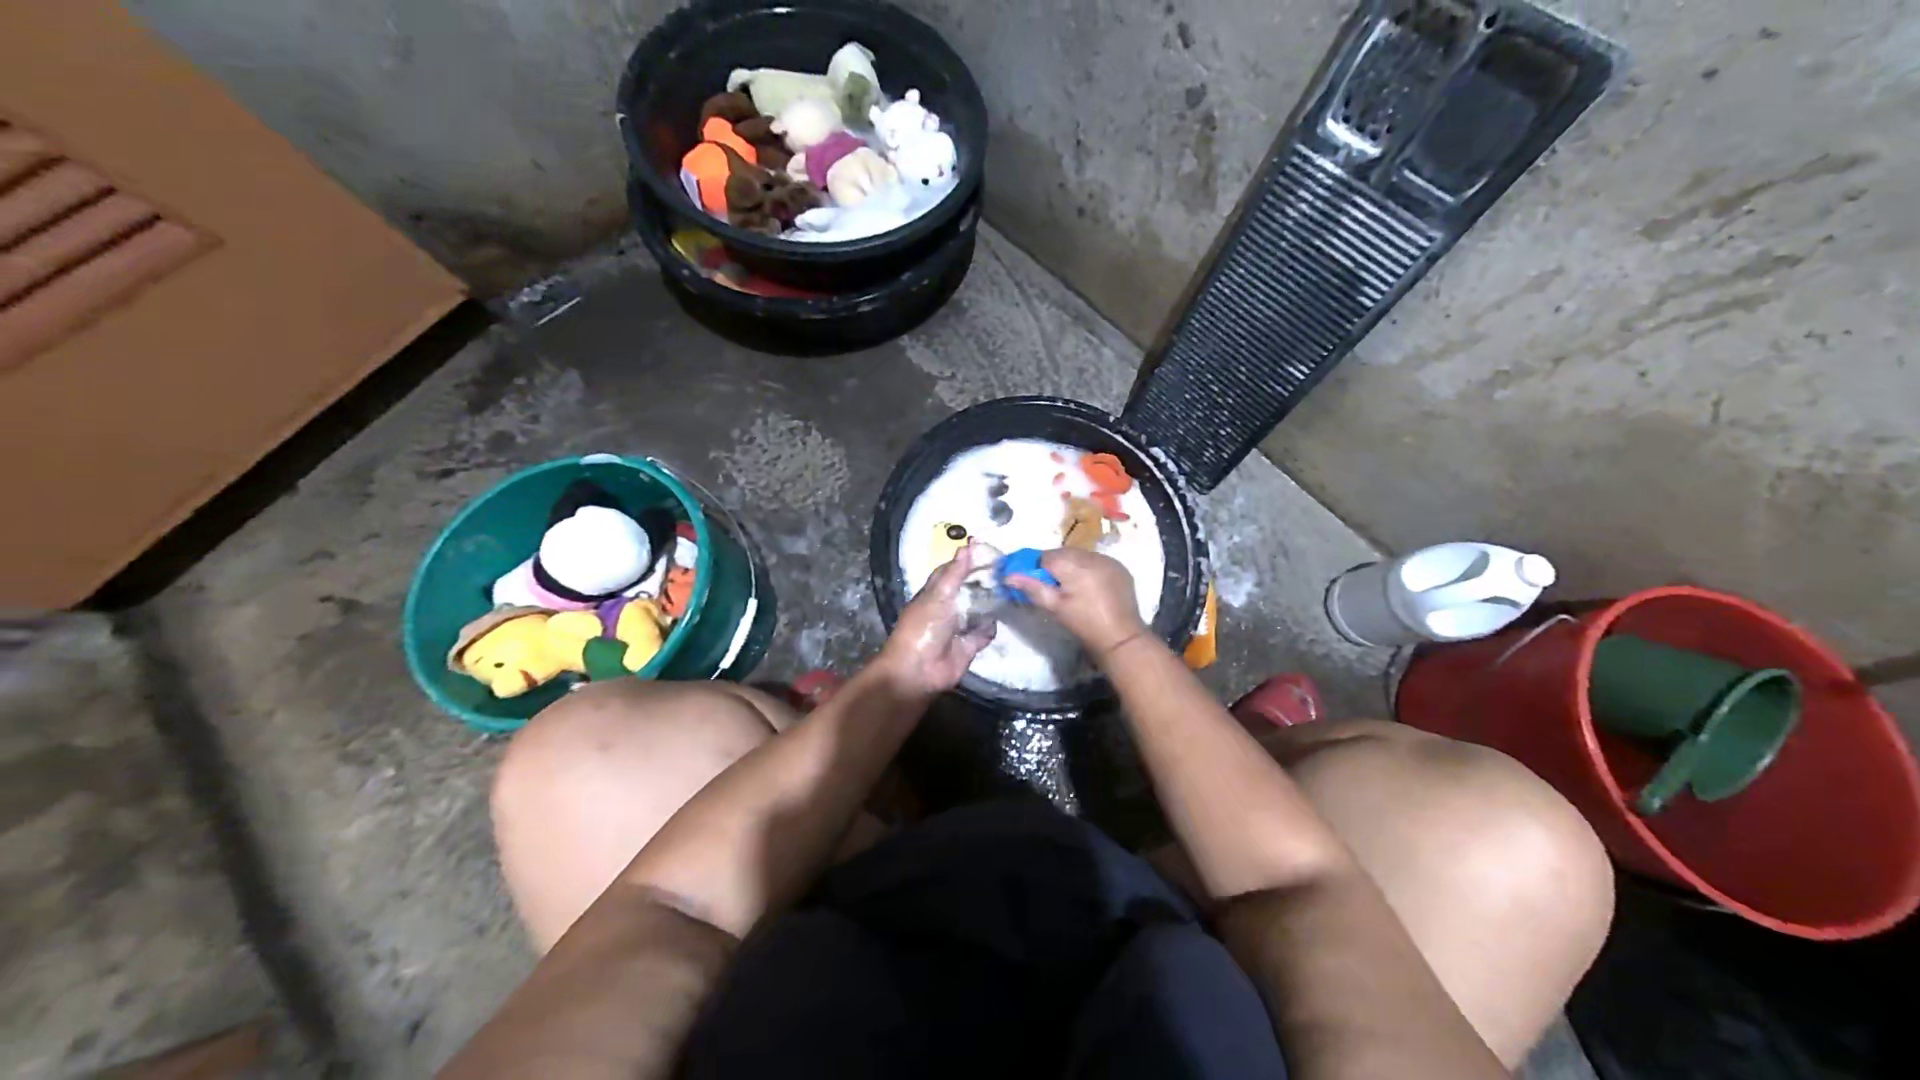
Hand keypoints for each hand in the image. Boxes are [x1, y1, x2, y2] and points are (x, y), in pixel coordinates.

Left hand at [875, 544, 996, 695]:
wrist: (919, 671)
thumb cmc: (924, 628)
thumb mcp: (939, 595)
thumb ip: (955, 573)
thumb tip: (967, 545)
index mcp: (934, 593)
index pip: (951, 571)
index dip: (967, 561)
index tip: (989, 551)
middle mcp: (947, 608)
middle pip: (968, 590)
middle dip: (984, 581)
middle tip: (1008, 569)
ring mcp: (958, 627)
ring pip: (979, 610)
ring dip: (991, 603)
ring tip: (1011, 589)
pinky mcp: (969, 646)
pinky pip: (984, 633)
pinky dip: (991, 628)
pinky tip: (1000, 617)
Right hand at [1006, 548, 1147, 663]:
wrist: (1121, 637)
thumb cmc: (1084, 624)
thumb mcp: (1055, 607)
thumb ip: (1032, 587)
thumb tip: (1008, 576)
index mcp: (1074, 565)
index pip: (1046, 556)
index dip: (1037, 568)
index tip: (1035, 582)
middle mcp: (1092, 556)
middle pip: (1063, 553)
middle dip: (1054, 565)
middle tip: (1052, 587)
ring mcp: (1108, 560)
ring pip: (1080, 555)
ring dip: (1072, 565)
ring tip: (1071, 587)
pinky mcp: (1119, 567)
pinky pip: (1096, 560)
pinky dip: (1088, 568)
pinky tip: (1089, 585)